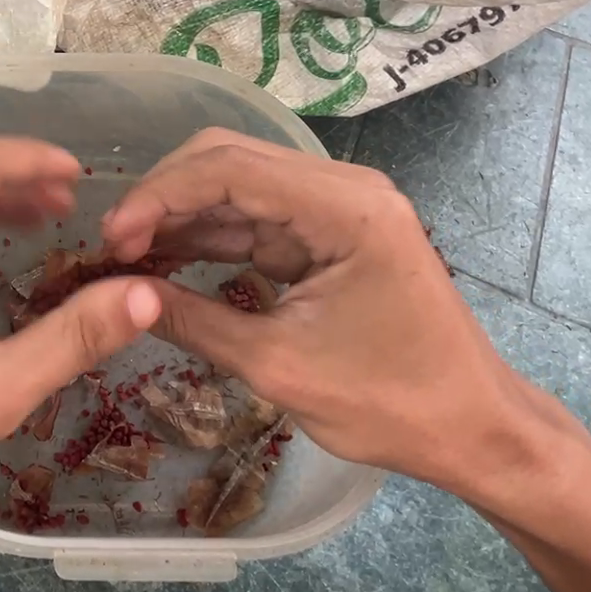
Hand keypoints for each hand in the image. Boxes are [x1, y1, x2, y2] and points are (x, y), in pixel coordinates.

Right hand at [100, 127, 538, 488]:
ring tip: (126, 255)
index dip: (159, 195)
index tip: (113, 238)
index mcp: (346, 208)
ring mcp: (333, 205)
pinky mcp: (323, 229)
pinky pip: (249, 216)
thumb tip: (119, 297)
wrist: (478, 433)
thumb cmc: (393, 405)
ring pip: (232, 184)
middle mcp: (341, 188)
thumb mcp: (279, 368)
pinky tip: (162, 258)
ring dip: (177, 215)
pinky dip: (203, 235)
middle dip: (163, 196)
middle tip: (115, 245)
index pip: (230, 169)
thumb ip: (193, 321)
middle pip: (227, 159)